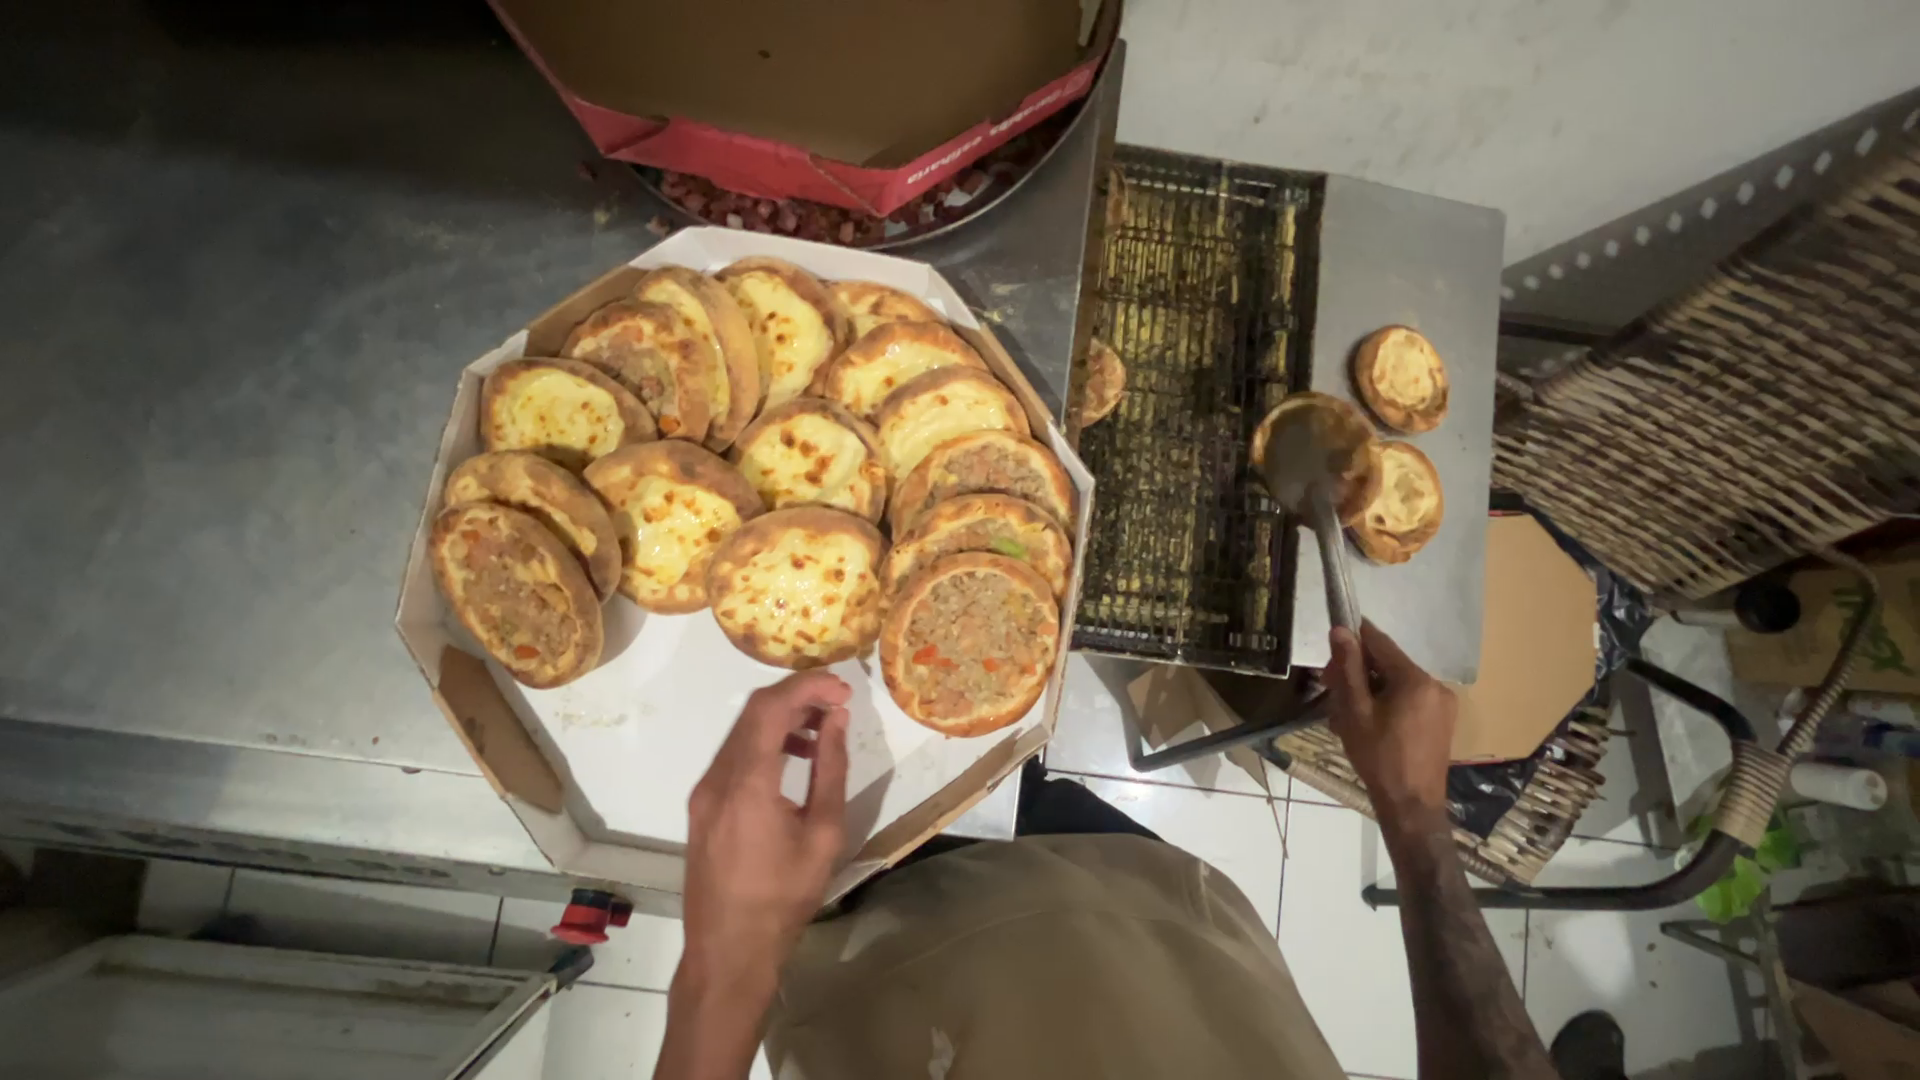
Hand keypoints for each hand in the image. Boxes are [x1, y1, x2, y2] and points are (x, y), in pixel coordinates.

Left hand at [681, 671, 851, 995]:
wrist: (728, 951)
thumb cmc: (783, 897)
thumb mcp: (823, 834)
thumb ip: (831, 770)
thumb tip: (837, 719)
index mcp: (747, 785)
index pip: (771, 708)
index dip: (809, 686)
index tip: (843, 688)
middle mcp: (717, 778)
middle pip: (754, 711)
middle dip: (798, 694)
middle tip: (838, 699)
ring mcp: (704, 791)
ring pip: (742, 729)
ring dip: (782, 716)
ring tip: (823, 727)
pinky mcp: (702, 803)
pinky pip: (735, 753)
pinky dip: (766, 740)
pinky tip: (795, 755)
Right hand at [1326, 622, 1456, 841]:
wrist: (1411, 804)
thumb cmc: (1378, 756)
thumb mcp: (1355, 710)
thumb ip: (1348, 667)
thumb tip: (1340, 630)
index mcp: (1415, 680)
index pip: (1380, 642)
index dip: (1353, 638)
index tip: (1329, 643)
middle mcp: (1435, 685)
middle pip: (1387, 663)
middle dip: (1356, 669)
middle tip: (1329, 686)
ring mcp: (1441, 704)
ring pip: (1395, 681)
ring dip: (1367, 687)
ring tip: (1344, 710)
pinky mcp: (1440, 720)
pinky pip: (1407, 698)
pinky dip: (1384, 701)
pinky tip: (1365, 720)